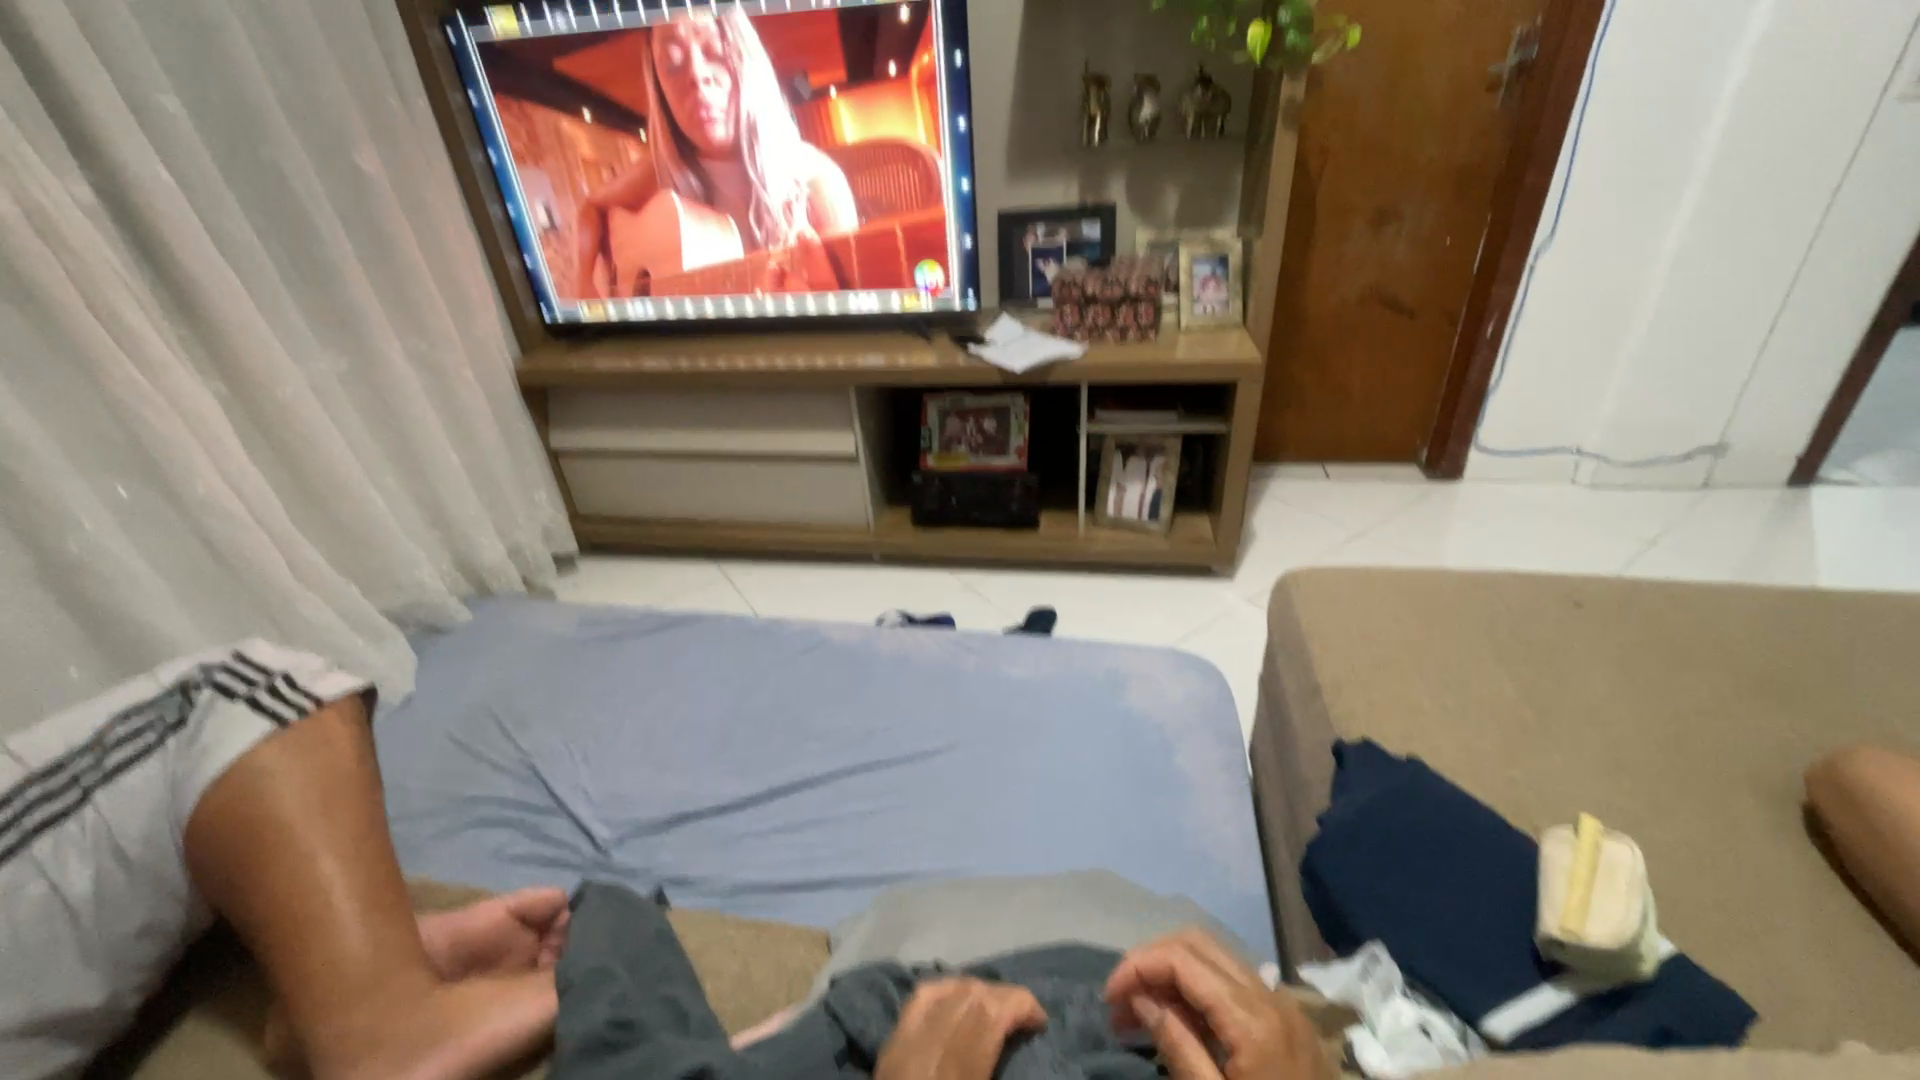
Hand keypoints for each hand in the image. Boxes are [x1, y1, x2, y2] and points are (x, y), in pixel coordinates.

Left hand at [875, 978, 1048, 1079]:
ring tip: (998, 1009)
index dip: (1019, 1005)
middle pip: (966, 998)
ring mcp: (898, 1051)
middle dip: (1003, 997)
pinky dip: (944, 993)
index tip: (1041, 1022)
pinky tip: (960, 1003)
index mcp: (951, 1077)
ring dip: (975, 991)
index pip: (986, 1014)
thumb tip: (1028, 1050)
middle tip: (1026, 1018)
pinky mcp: (886, 1052)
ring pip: (941, 992)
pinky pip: (917, 1003)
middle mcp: (921, 1056)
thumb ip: (1001, 1073)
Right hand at [1105, 931, 1324, 1079]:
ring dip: (1172, 969)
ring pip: (1215, 956)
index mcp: (1251, 1018)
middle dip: (1151, 960)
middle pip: (1197, 943)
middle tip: (1121, 1001)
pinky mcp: (1287, 1020)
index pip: (1181, 959)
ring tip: (1140, 1009)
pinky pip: (1233, 980)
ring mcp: (1282, 1004)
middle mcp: (1269, 995)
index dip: (1137, 967)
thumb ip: (1177, 1045)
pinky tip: (1178, 1018)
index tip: (1108, 999)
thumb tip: (1141, 998)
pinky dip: (1197, 985)